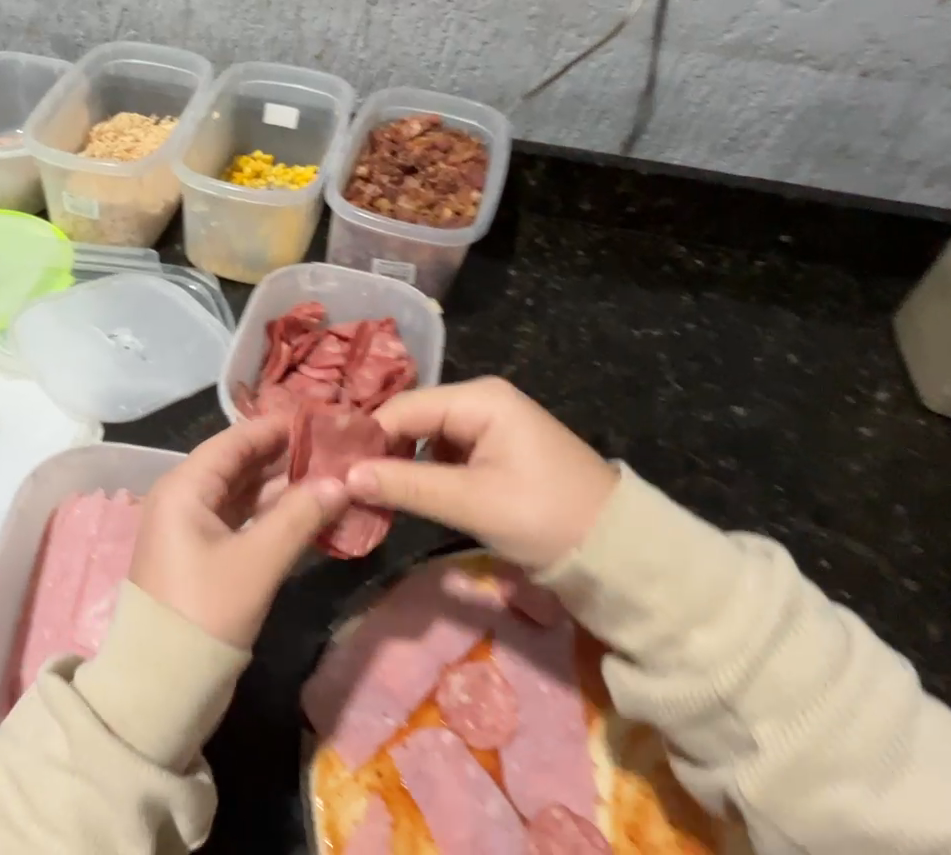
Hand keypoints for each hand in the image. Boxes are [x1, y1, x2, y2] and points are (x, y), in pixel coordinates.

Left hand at [130, 416, 350, 649]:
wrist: (163, 682)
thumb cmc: (206, 611)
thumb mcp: (258, 561)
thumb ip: (300, 515)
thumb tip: (343, 481)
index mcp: (184, 487)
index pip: (235, 440)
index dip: (278, 428)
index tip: (323, 420)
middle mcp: (184, 497)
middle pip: (240, 464)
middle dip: (286, 457)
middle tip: (337, 449)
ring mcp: (191, 527)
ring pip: (242, 493)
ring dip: (283, 486)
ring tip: (332, 476)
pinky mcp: (202, 553)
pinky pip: (241, 520)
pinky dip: (272, 514)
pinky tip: (310, 511)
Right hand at [344, 377, 618, 568]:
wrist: (617, 551)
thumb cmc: (545, 516)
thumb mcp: (471, 501)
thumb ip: (406, 485)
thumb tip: (345, 476)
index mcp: (479, 399)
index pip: (402, 408)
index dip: (366, 437)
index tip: (333, 471)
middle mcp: (480, 401)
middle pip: (411, 419)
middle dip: (379, 450)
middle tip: (345, 486)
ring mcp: (488, 425)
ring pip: (424, 438)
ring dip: (398, 464)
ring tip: (365, 494)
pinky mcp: (494, 451)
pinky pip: (443, 454)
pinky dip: (421, 473)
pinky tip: (400, 495)